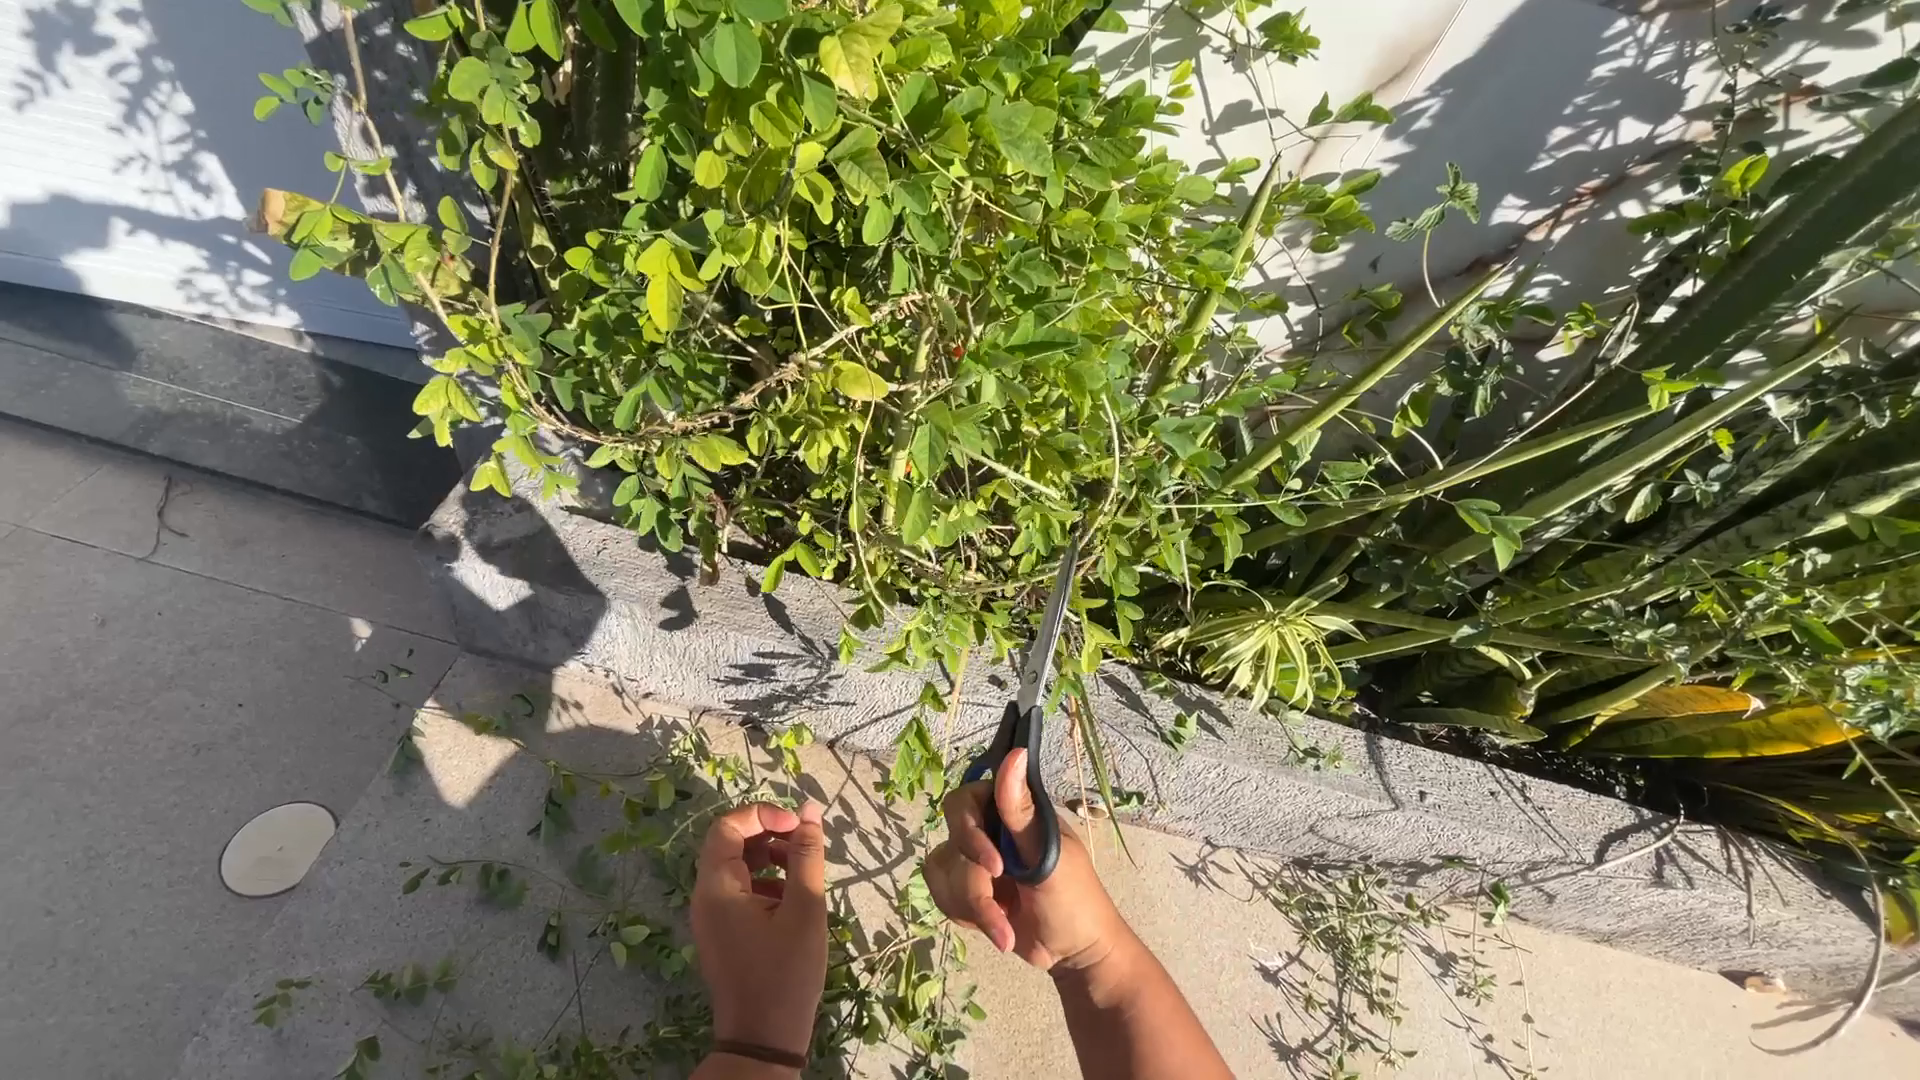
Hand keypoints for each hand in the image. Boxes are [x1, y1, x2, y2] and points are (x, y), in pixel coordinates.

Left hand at [691, 800, 828, 1059]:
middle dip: (769, 833)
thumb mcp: (805, 907)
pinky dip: (765, 879)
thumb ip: (807, 855)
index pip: (728, 826)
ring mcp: (712, 916)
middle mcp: (706, 897)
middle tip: (804, 842)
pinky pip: (739, 889)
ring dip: (769, 855)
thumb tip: (810, 811)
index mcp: (717, 888)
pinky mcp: (723, 931)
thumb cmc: (786, 973)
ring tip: (803, 868)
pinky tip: (792, 896)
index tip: (798, 825)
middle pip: (731, 843)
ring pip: (737, 865)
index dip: (763, 814)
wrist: (764, 1041)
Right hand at [925, 749, 1126, 971]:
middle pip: (951, 837)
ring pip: (943, 870)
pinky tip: (995, 929)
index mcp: (1012, 811)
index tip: (995, 867)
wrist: (1073, 954)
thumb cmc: (1074, 898)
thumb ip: (1021, 810)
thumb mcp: (1049, 856)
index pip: (966, 801)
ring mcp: (974, 860)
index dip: (969, 832)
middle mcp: (989, 828)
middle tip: (998, 905)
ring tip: (1004, 930)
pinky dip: (965, 916)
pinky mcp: (965, 889)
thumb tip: (1016, 752)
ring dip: (973, 907)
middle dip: (971, 880)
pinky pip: (940, 892)